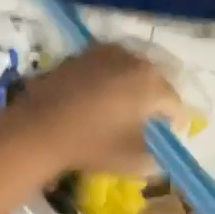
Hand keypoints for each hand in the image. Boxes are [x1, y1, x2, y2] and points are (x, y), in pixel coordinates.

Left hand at [13, 43, 185, 175]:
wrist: (38, 129)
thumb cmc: (91, 144)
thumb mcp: (132, 161)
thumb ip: (156, 159)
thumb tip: (160, 155)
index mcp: (152, 84)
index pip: (176, 105)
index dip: (176, 125)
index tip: (168, 139)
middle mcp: (134, 59)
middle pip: (158, 81)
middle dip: (158, 102)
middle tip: (150, 123)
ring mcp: (107, 52)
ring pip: (133, 69)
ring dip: (136, 87)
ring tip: (126, 109)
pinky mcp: (83, 54)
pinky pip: (109, 66)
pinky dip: (112, 79)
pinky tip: (102, 98)